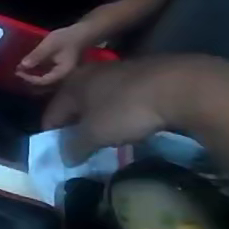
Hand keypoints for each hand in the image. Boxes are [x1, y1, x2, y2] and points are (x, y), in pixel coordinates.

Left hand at [16, 23, 93, 86]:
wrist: (81, 33)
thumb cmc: (68, 38)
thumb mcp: (51, 44)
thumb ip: (37, 55)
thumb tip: (23, 65)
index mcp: (62, 73)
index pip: (43, 81)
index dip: (29, 78)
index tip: (19, 72)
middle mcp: (61, 77)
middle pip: (43, 84)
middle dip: (29, 79)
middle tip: (17, 73)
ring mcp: (60, 74)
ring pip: (43, 80)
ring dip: (31, 76)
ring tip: (20, 70)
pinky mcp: (57, 69)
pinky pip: (45, 75)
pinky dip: (35, 72)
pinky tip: (28, 67)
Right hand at [41, 56, 205, 162]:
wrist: (178, 86)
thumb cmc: (125, 110)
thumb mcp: (94, 135)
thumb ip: (74, 148)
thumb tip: (65, 158)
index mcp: (71, 84)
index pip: (50, 115)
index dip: (51, 137)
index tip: (59, 156)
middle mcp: (89, 73)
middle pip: (73, 106)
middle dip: (74, 128)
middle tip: (81, 149)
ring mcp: (116, 71)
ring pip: (97, 101)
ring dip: (97, 120)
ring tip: (105, 139)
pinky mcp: (140, 74)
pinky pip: (119, 98)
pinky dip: (118, 113)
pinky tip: (129, 124)